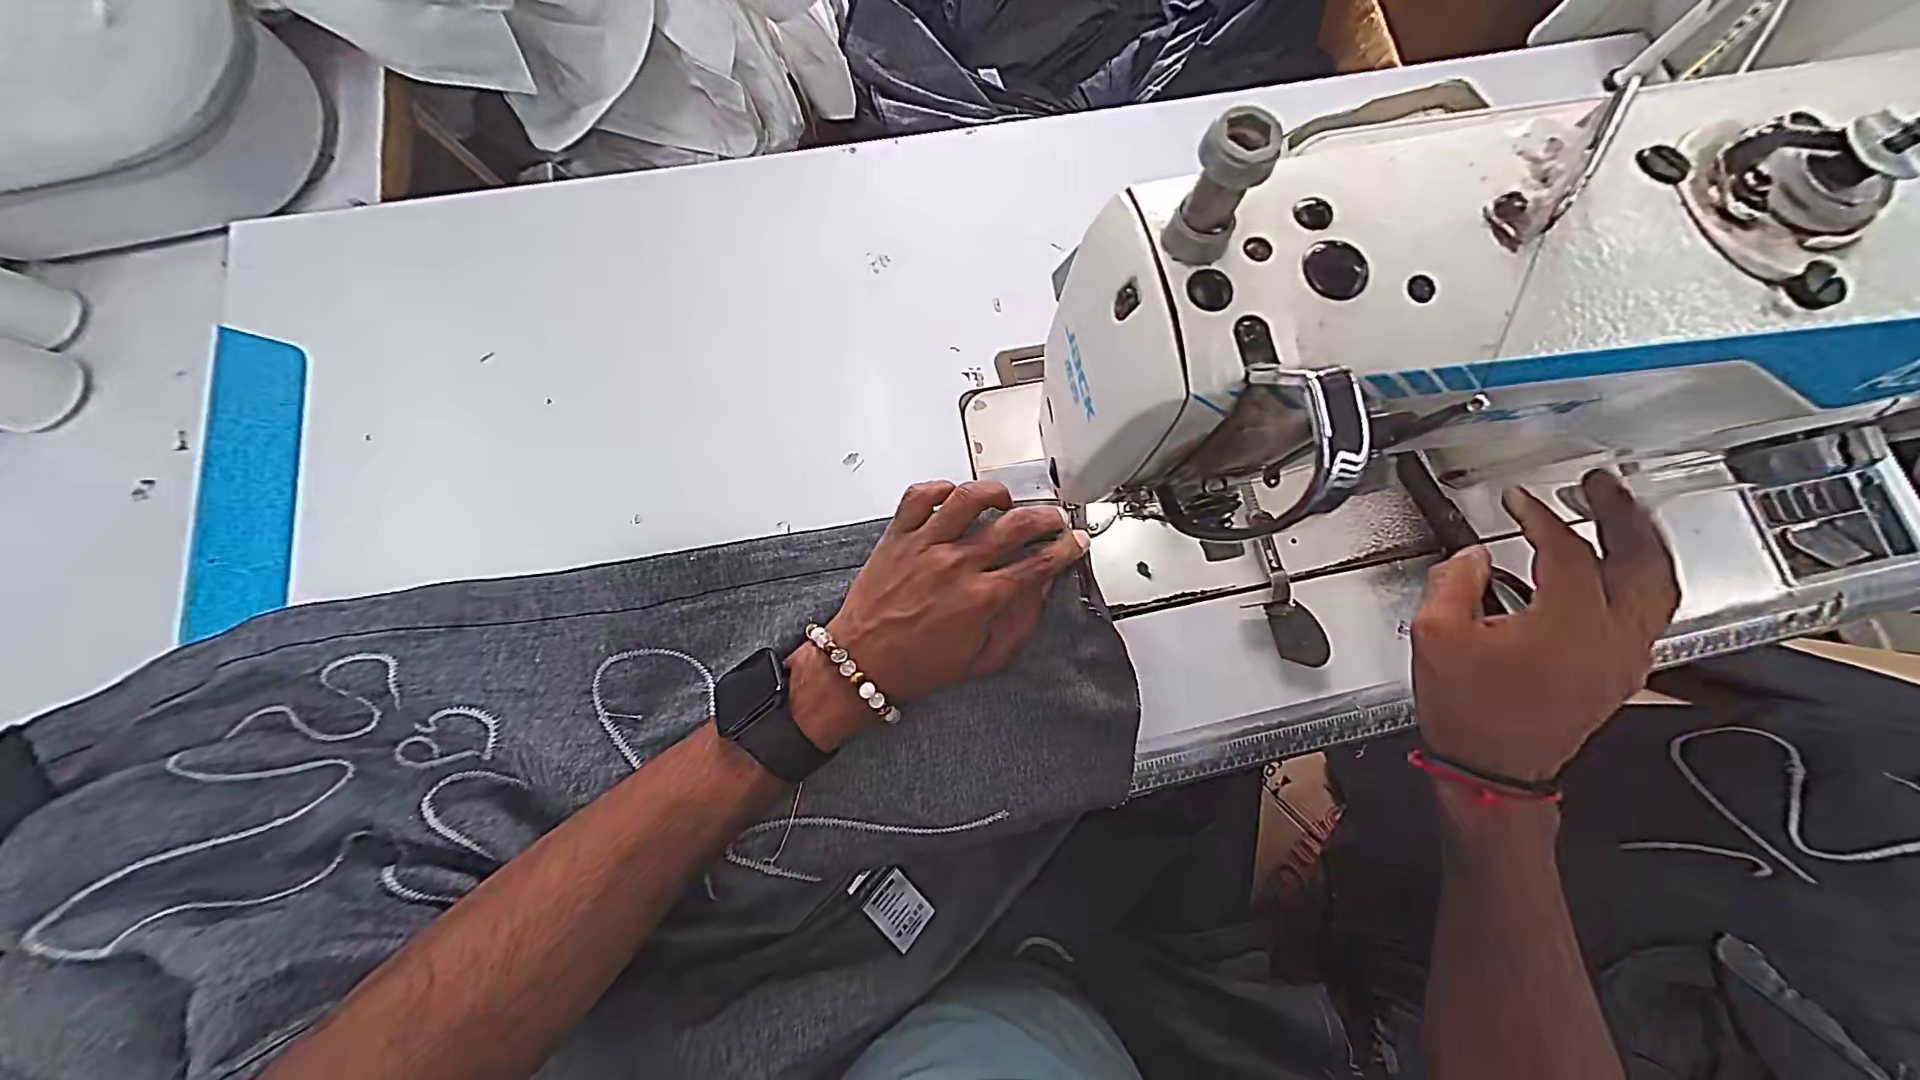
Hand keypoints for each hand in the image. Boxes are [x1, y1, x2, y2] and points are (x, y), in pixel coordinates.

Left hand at [789, 480, 1089, 747]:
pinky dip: (939, 488)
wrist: (864, 663)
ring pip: (969, 497)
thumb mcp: (982, 659)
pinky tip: (952, 496)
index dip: (1065, 548)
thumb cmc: (917, 664)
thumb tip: (1041, 591)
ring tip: (1004, 500)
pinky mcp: (898, 537)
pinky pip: (919, 496)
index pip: (1038, 562)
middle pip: (1015, 523)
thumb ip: (1018, 623)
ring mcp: (925, 547)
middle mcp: (956, 566)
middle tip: (1052, 518)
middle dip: (1046, 516)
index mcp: (981, 598)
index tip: (1073, 541)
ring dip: (996, 492)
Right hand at [1410, 470, 1678, 782]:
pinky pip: (1648, 612)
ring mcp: (1626, 656)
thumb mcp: (1435, 635)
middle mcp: (1613, 637)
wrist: (1493, 765)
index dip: (1539, 518)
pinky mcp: (1623, 671)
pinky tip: (1611, 572)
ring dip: (1641, 545)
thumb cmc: (1467, 707)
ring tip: (1618, 519)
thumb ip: (1452, 583)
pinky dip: (1637, 579)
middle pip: (1642, 560)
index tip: (1519, 502)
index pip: (1565, 551)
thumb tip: (1471, 558)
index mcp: (1567, 623)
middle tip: (1601, 487)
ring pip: (1659, 586)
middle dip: (1621, 515)